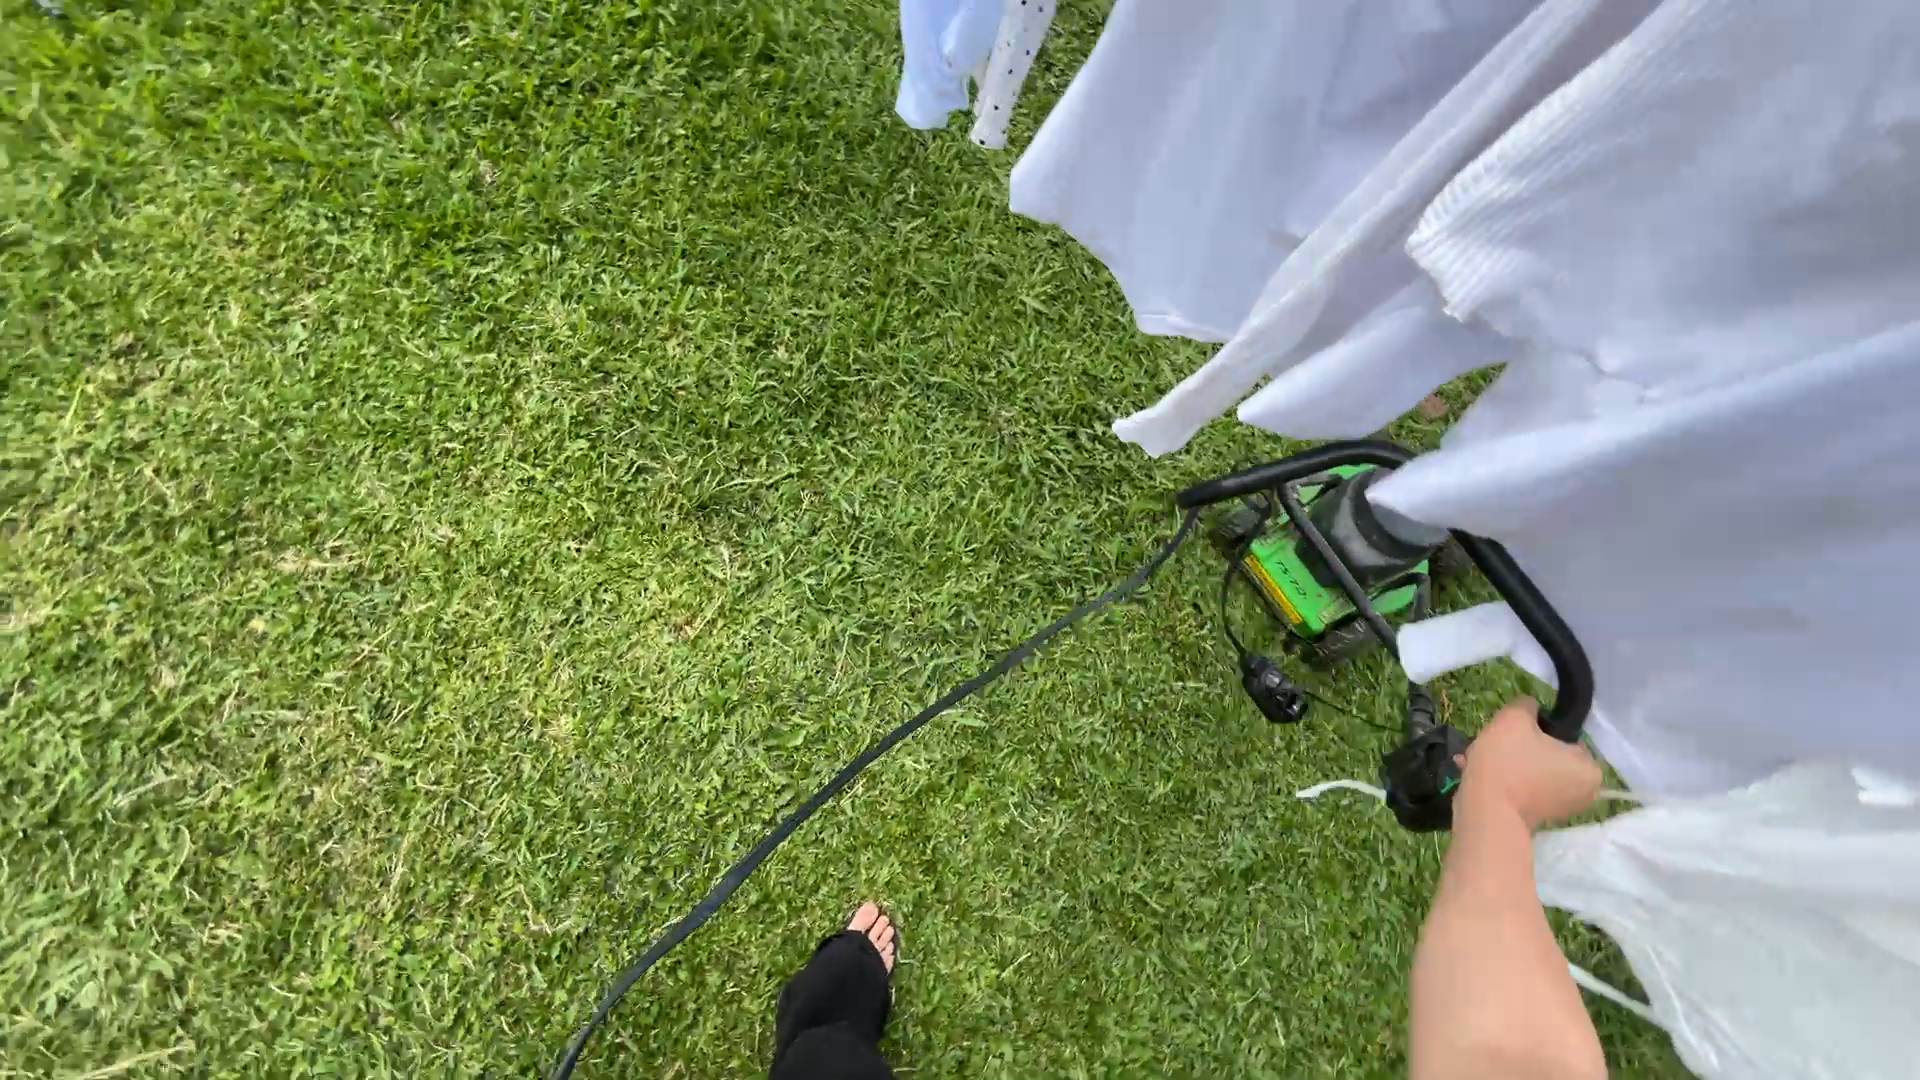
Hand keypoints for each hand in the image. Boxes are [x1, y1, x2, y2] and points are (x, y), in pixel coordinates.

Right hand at [1459, 697, 1601, 829]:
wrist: (1486, 808)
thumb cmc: (1507, 761)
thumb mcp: (1513, 719)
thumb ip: (1526, 705)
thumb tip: (1531, 706)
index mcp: (1590, 767)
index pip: (1564, 738)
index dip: (1534, 730)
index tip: (1510, 733)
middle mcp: (1587, 791)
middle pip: (1548, 755)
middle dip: (1518, 749)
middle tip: (1493, 746)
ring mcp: (1564, 808)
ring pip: (1533, 772)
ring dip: (1508, 764)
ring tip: (1479, 760)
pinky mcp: (1542, 818)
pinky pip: (1524, 790)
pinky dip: (1506, 781)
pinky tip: (1479, 774)